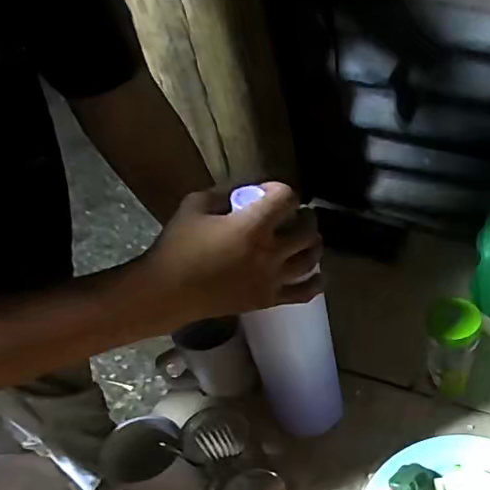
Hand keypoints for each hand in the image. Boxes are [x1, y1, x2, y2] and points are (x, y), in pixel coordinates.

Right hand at [138, 183, 322, 324]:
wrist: (169, 292)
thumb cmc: (177, 246)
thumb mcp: (195, 205)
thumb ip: (224, 194)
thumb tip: (244, 193)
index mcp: (252, 227)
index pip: (286, 199)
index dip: (282, 190)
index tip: (271, 192)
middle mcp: (270, 253)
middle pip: (307, 231)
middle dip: (306, 218)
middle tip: (299, 216)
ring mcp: (273, 279)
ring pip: (311, 261)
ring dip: (315, 246)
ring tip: (310, 240)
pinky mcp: (269, 300)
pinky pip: (303, 293)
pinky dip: (316, 283)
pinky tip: (320, 276)